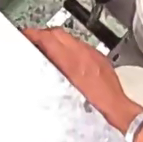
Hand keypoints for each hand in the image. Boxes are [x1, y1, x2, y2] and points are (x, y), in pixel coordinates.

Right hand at [23, 27, 140, 130]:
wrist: (116, 108)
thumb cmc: (93, 107)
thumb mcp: (64, 92)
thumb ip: (52, 73)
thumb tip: (41, 63)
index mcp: (73, 62)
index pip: (49, 38)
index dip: (34, 35)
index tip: (26, 35)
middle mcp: (84, 54)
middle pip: (58, 33)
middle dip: (44, 34)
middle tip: (33, 40)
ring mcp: (93, 54)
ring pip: (70, 38)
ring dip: (56, 40)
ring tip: (47, 48)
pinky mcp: (99, 58)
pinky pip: (81, 45)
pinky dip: (70, 47)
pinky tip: (67, 57)